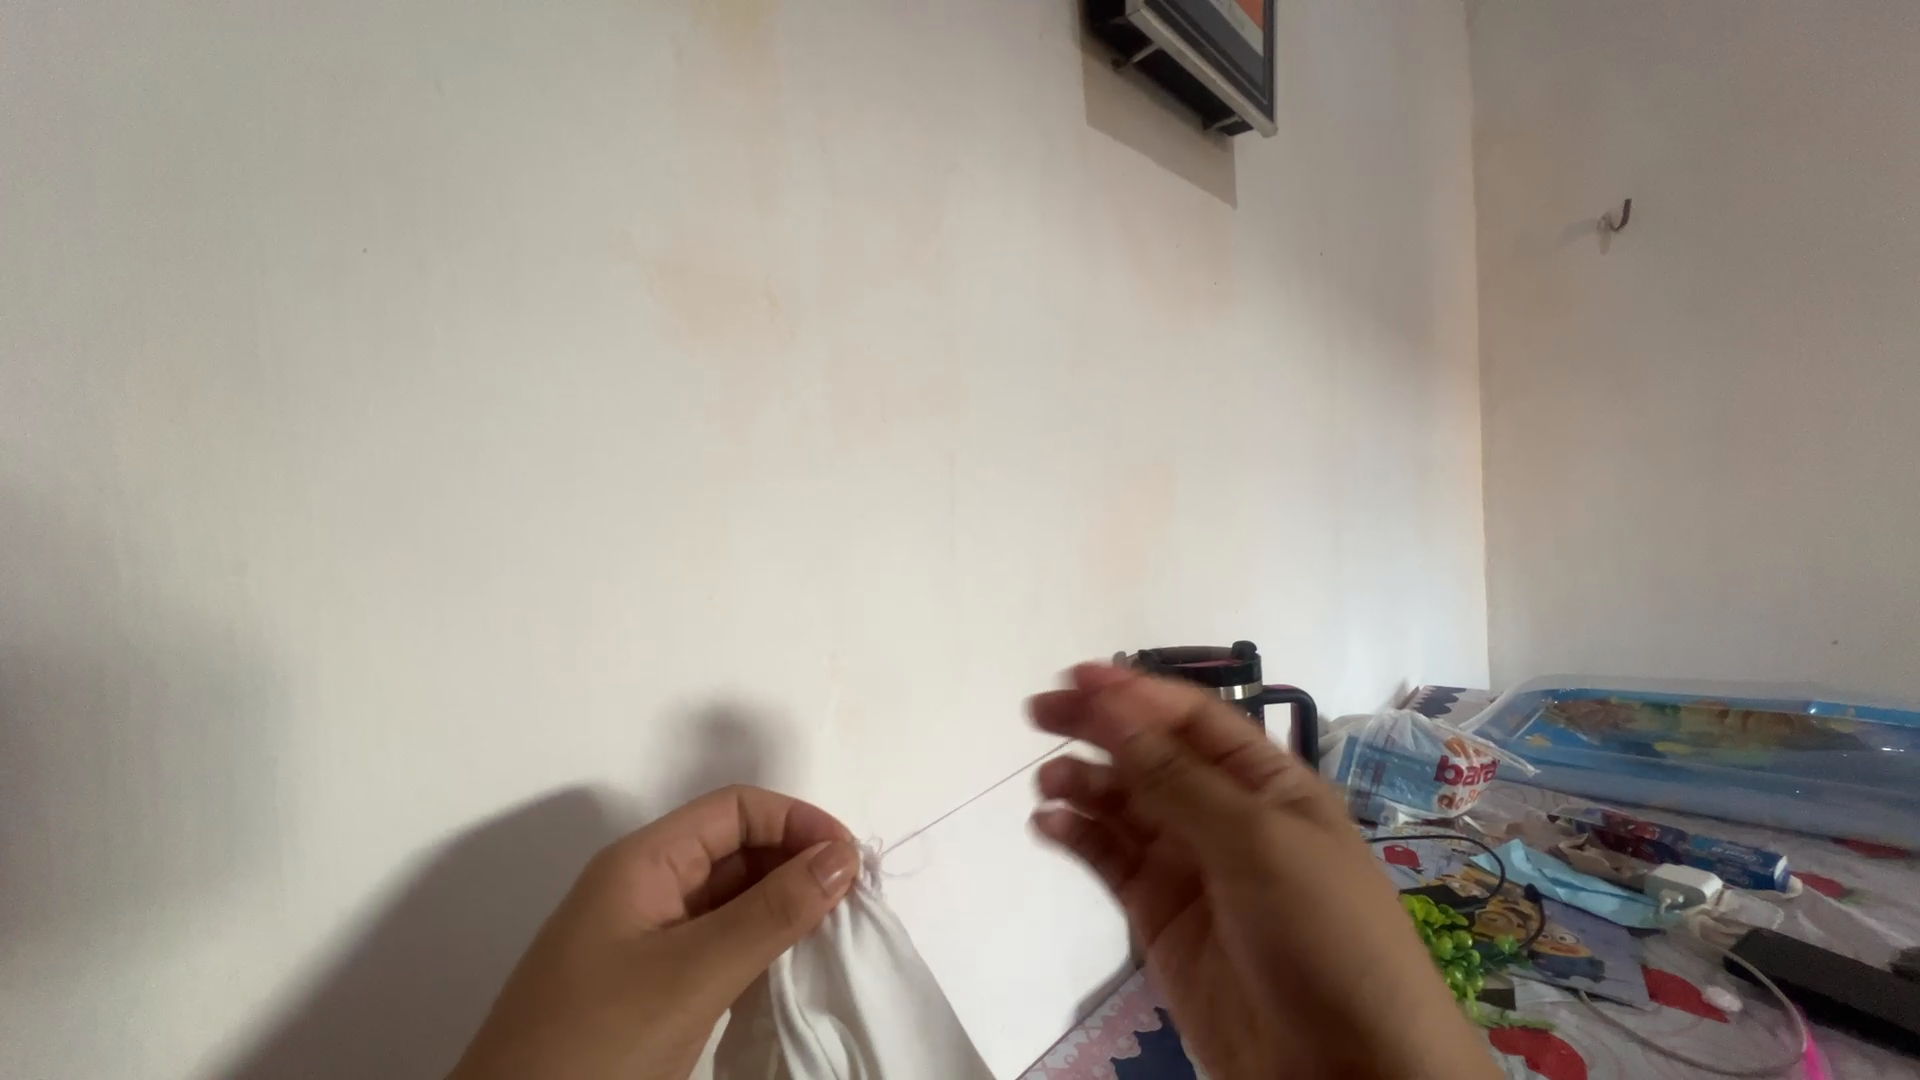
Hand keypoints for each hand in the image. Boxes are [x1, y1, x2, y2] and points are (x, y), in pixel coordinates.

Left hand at [449, 786, 860, 1079]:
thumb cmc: (596, 1045)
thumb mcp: (692, 975)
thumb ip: (772, 911)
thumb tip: (843, 855)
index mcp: (643, 862)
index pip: (735, 809)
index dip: (796, 821)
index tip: (849, 860)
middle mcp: (645, 886)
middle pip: (735, 846)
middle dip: (796, 860)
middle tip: (851, 899)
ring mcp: (645, 936)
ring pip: (731, 894)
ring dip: (783, 902)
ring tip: (834, 928)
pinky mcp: (650, 981)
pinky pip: (719, 939)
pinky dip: (760, 941)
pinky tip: (791, 962)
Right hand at [1031, 665, 1497, 1079]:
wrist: (1347, 1074)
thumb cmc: (1321, 933)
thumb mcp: (1255, 842)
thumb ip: (1176, 777)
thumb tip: (1112, 706)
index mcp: (1263, 781)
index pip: (1189, 718)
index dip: (1134, 692)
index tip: (1076, 677)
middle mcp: (1222, 811)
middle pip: (1148, 752)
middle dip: (1097, 727)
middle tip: (1039, 713)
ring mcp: (1187, 861)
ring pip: (1121, 803)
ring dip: (1083, 783)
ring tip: (1050, 784)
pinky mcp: (1157, 910)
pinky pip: (1108, 857)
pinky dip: (1077, 835)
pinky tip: (1049, 825)